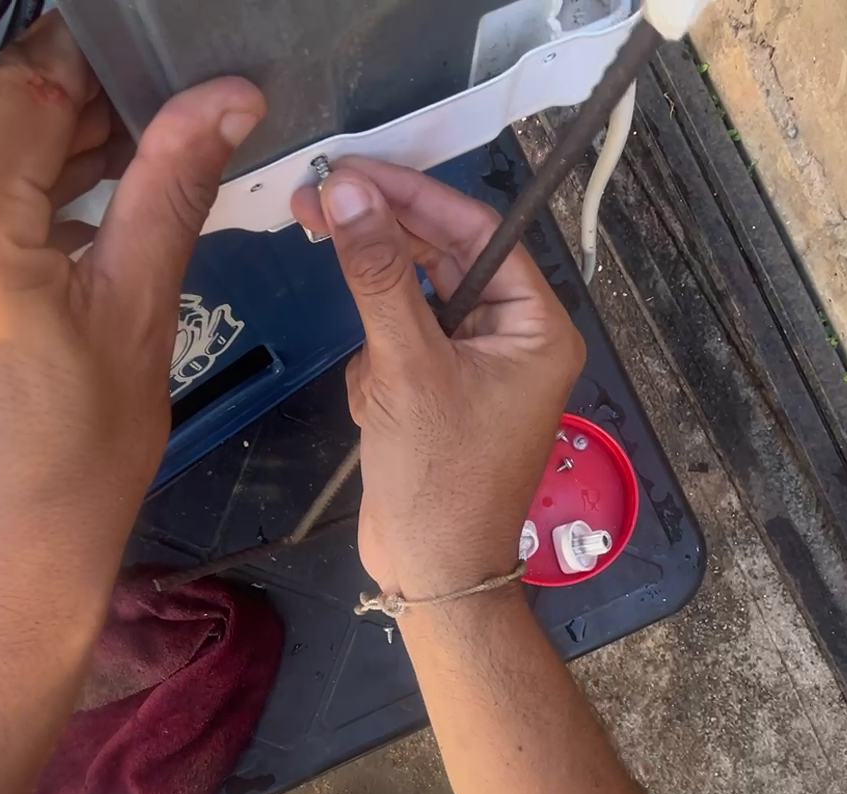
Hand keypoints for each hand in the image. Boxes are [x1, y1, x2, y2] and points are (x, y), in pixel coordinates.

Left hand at [0, 14, 264, 616]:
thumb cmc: (76, 457)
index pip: (32, 89)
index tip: (170, 99)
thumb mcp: (135, 316)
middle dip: (76, 144)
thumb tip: (228, 100)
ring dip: (33, 185)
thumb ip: (169, 189)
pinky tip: (42, 261)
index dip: (111, 88)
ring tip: (106, 230)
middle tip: (154, 175)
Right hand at [292, 160, 584, 600]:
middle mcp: (514, 339)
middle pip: (442, 262)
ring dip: (380, 341)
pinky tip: (379, 417)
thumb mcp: (406, 369)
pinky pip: (400, 350)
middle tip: (311, 210)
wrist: (431, 570)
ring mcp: (477, 367)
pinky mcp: (443, 392)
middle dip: (382, 255)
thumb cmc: (437, 477)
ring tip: (377, 393)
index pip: (475, 231)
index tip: (346, 169)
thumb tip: (347, 189)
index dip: (410, 195)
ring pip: (411, 309)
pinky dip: (377, 373)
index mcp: (535, 326)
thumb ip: (377, 275)